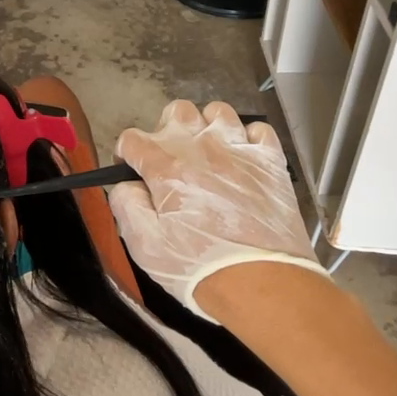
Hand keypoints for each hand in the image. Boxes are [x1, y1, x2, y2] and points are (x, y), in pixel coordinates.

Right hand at [107, 100, 327, 321]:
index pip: (131, 138)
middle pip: (176, 111)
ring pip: (217, 111)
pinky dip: (248, 139)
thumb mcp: (143, 245)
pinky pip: (259, 130)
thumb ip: (125, 204)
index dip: (126, 155)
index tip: (133, 175)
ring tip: (209, 155)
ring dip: (207, 128)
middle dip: (166, 131)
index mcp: (164, 166)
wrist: (264, 284)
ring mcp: (238, 150)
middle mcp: (199, 147)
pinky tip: (244, 160)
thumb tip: (127, 185)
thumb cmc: (198, 267)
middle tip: (172, 162)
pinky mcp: (270, 162)